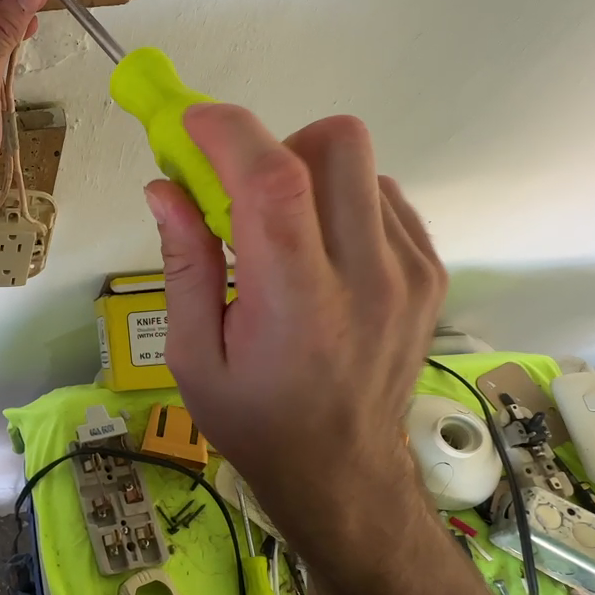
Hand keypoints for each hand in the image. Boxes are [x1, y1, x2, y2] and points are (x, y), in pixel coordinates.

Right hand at [145, 105, 446, 554]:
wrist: (342, 474)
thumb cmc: (254, 420)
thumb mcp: (194, 357)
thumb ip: (184, 265)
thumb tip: (163, 187)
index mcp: (296, 302)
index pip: (272, 181)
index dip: (228, 132)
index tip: (189, 120)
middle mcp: (366, 275)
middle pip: (337, 144)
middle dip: (277, 145)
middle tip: (242, 194)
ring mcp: (410, 271)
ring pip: (364, 165)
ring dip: (310, 177)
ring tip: (281, 238)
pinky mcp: (431, 273)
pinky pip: (386, 198)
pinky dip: (343, 204)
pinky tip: (320, 256)